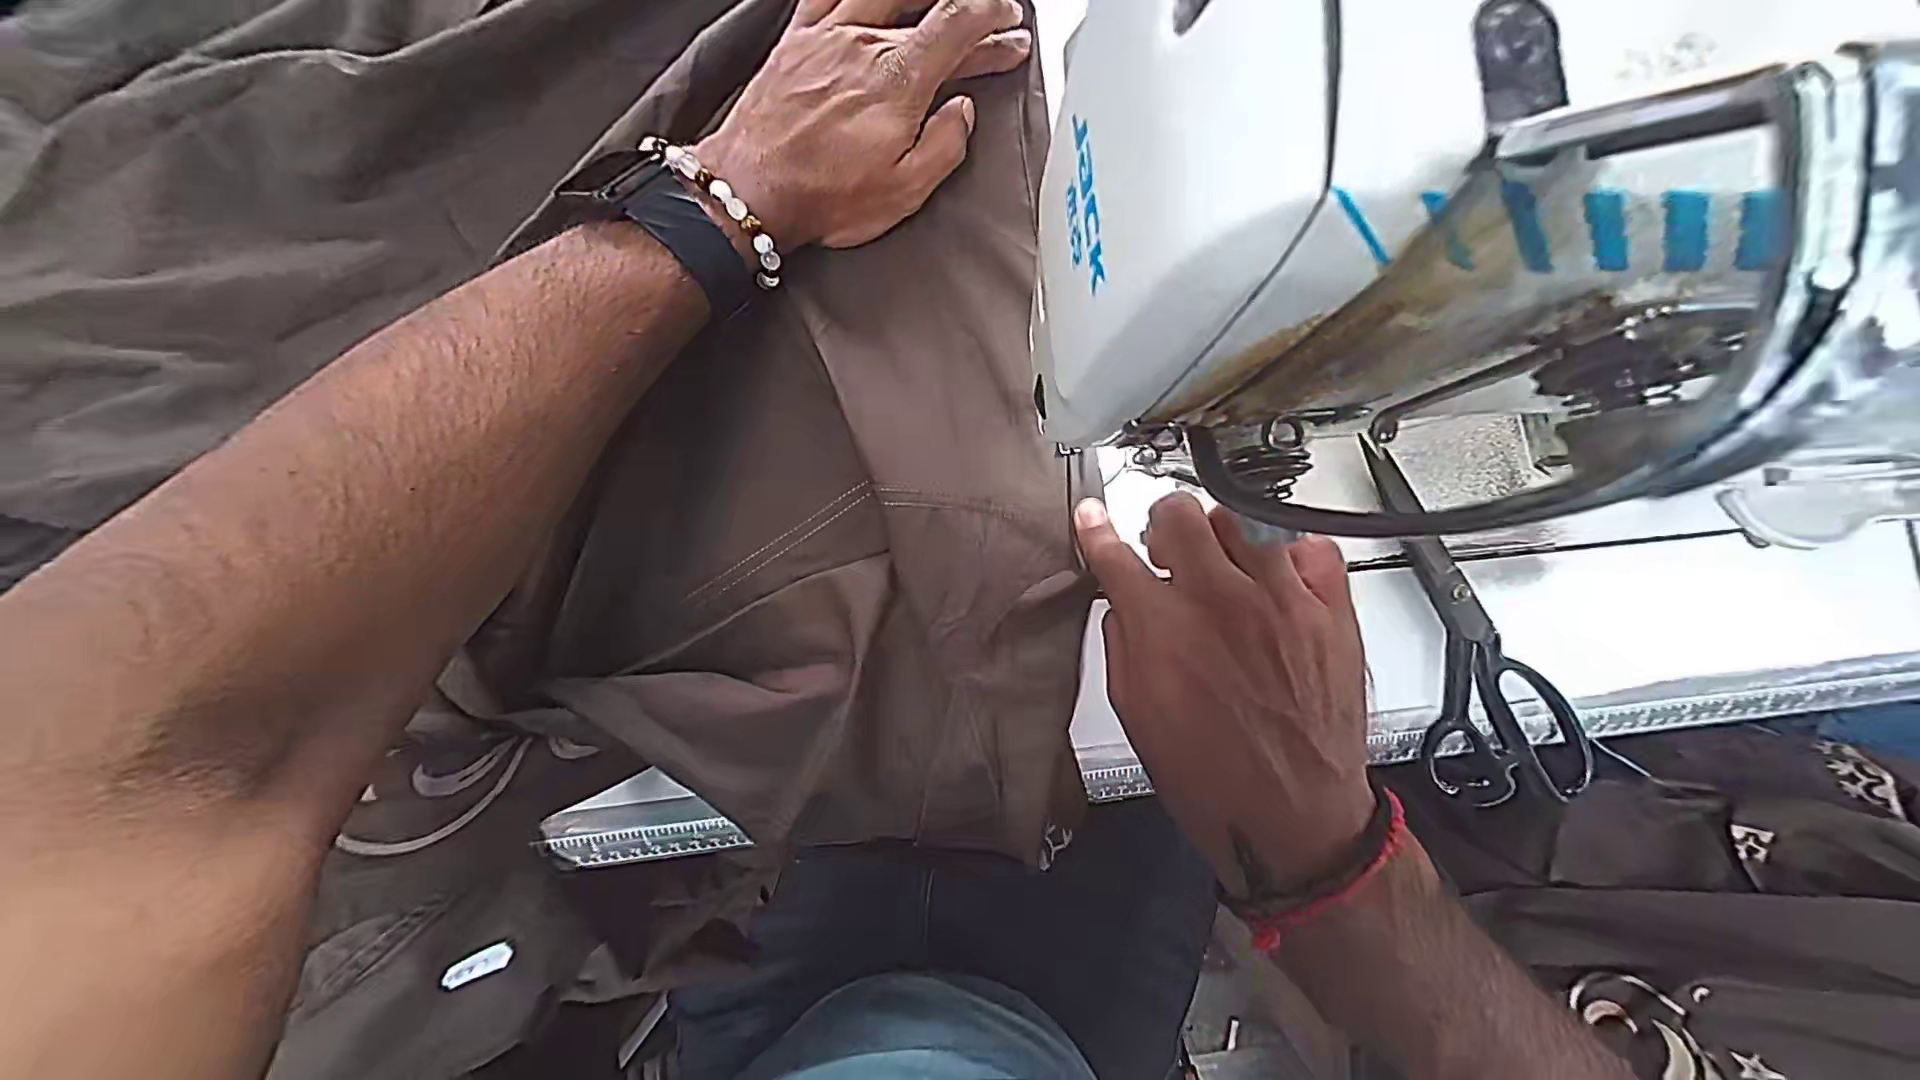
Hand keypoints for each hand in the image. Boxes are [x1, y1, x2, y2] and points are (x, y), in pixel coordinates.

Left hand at [694, 0, 1030, 248]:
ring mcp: (827, 35)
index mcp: (898, 80)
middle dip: (969, 22)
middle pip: (929, 12)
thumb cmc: (825, 196)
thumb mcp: (903, 190)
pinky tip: (872, 0)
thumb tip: (963, 111)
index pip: (958, 25)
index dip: (991, 20)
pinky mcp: (797, 41)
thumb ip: (944, 145)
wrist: (755, 189)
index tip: (1009, 25)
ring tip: (941, 8)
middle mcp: (864, 43)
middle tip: (993, 36)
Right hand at [1074, 493, 1373, 893]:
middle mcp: (1222, 604)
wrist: (1294, 818)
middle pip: (1180, 514)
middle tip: (1164, 551)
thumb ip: (1121, 642)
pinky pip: (1309, 547)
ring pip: (1239, 520)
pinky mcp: (1331, 613)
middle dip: (1161, 525)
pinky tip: (1273, 579)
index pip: (1114, 554)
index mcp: (1165, 631)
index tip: (1092, 517)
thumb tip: (1121, 603)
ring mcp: (1282, 603)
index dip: (1095, 529)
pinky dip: (1286, 554)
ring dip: (1218, 540)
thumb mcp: (1136, 712)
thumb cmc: (1213, 776)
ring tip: (1219, 570)